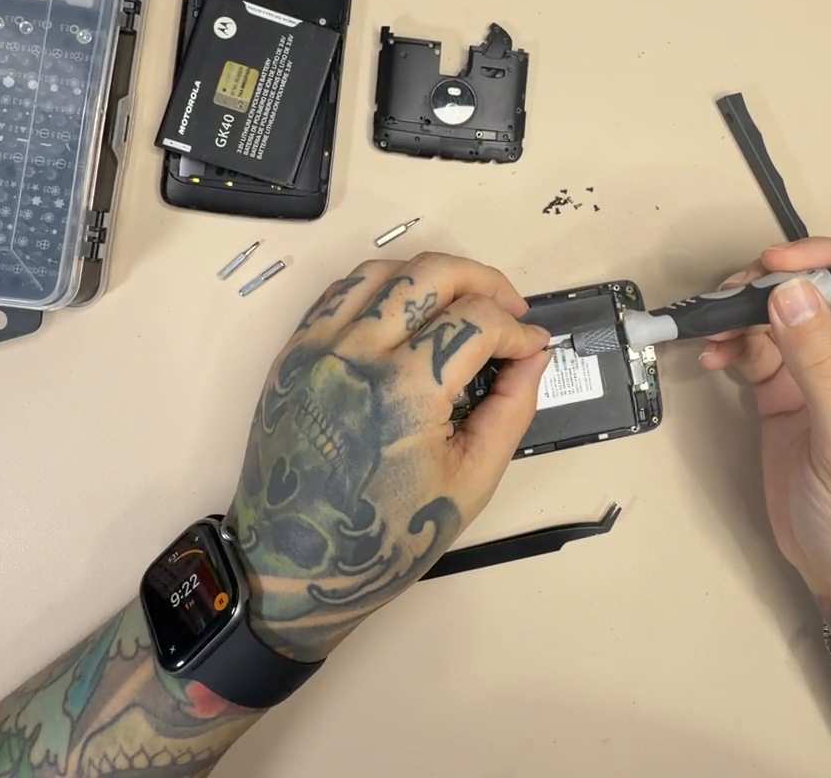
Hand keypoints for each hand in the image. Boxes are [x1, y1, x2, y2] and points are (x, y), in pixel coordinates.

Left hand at [229, 252, 551, 661]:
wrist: (295, 562)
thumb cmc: (385, 536)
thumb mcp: (471, 481)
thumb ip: (512, 409)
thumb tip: (535, 356)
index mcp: (405, 394)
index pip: (478, 321)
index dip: (518, 329)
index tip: (532, 345)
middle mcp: (357, 355)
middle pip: (433, 273)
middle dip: (485, 280)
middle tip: (509, 306)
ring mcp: (319, 348)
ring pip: (386, 268)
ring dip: (433, 275)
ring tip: (461, 303)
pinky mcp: (295, 351)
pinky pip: (343, 289)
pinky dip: (385, 285)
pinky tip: (409, 308)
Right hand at [700, 238, 830, 617]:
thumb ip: (823, 364)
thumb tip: (788, 292)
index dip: (824, 258)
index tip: (771, 265)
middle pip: (818, 288)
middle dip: (770, 284)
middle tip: (728, 298)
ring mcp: (825, 373)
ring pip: (781, 314)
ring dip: (743, 312)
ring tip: (712, 327)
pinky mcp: (788, 393)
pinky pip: (756, 348)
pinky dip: (730, 343)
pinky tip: (713, 354)